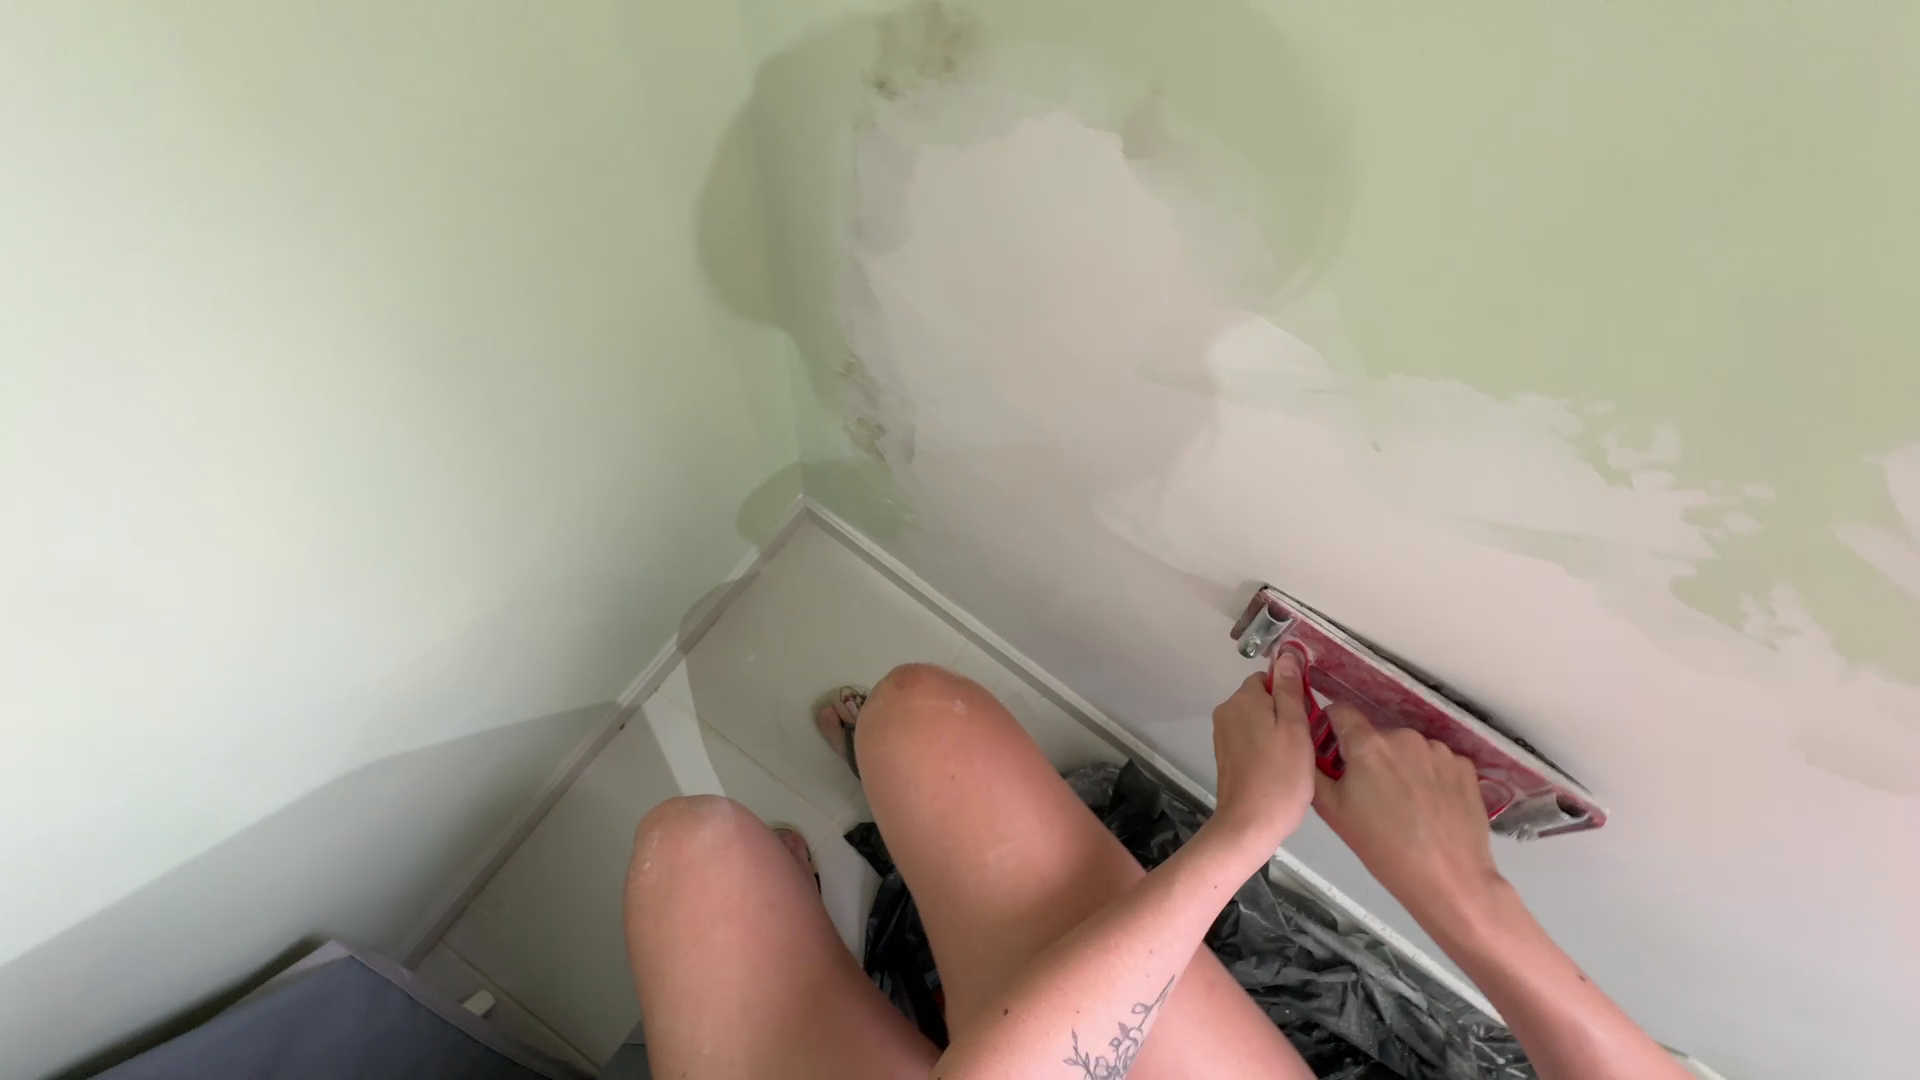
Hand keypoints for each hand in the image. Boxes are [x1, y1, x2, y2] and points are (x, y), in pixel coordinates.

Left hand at [1206, 652, 1316, 852]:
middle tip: (1303, 742)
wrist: (1250, 821)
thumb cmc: (1280, 775)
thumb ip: (1290, 690)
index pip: (1268, 679)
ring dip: (1276, 732)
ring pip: (1257, 719)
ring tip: (1293, 758)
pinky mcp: (1224, 753)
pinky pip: (1249, 738)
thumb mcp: (1295, 728)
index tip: (1307, 718)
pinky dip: (1264, 747)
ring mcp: (1222, 733)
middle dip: (1284, 714)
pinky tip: (1278, 768)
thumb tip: (1286, 655)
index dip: (1291, 694)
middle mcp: (1226, 710)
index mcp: (1242, 699)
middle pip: (1261, 698)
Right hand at [1311, 704, 1507, 932]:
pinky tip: (1432, 803)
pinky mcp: (1465, 767)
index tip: (1334, 747)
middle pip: (1376, 734)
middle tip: (1371, 790)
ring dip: (1402, 763)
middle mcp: (1403, 737)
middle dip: (1370, 754)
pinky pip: (1438, 760)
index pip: (1341, 710)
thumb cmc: (1381, 845)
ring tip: (1407, 800)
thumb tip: (1306, 747)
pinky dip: (1431, 774)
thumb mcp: (1330, 810)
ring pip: (1408, 748)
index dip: (1333, 725)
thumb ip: (1313, 769)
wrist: (1447, 878)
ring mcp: (1439, 750)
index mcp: (1367, 744)